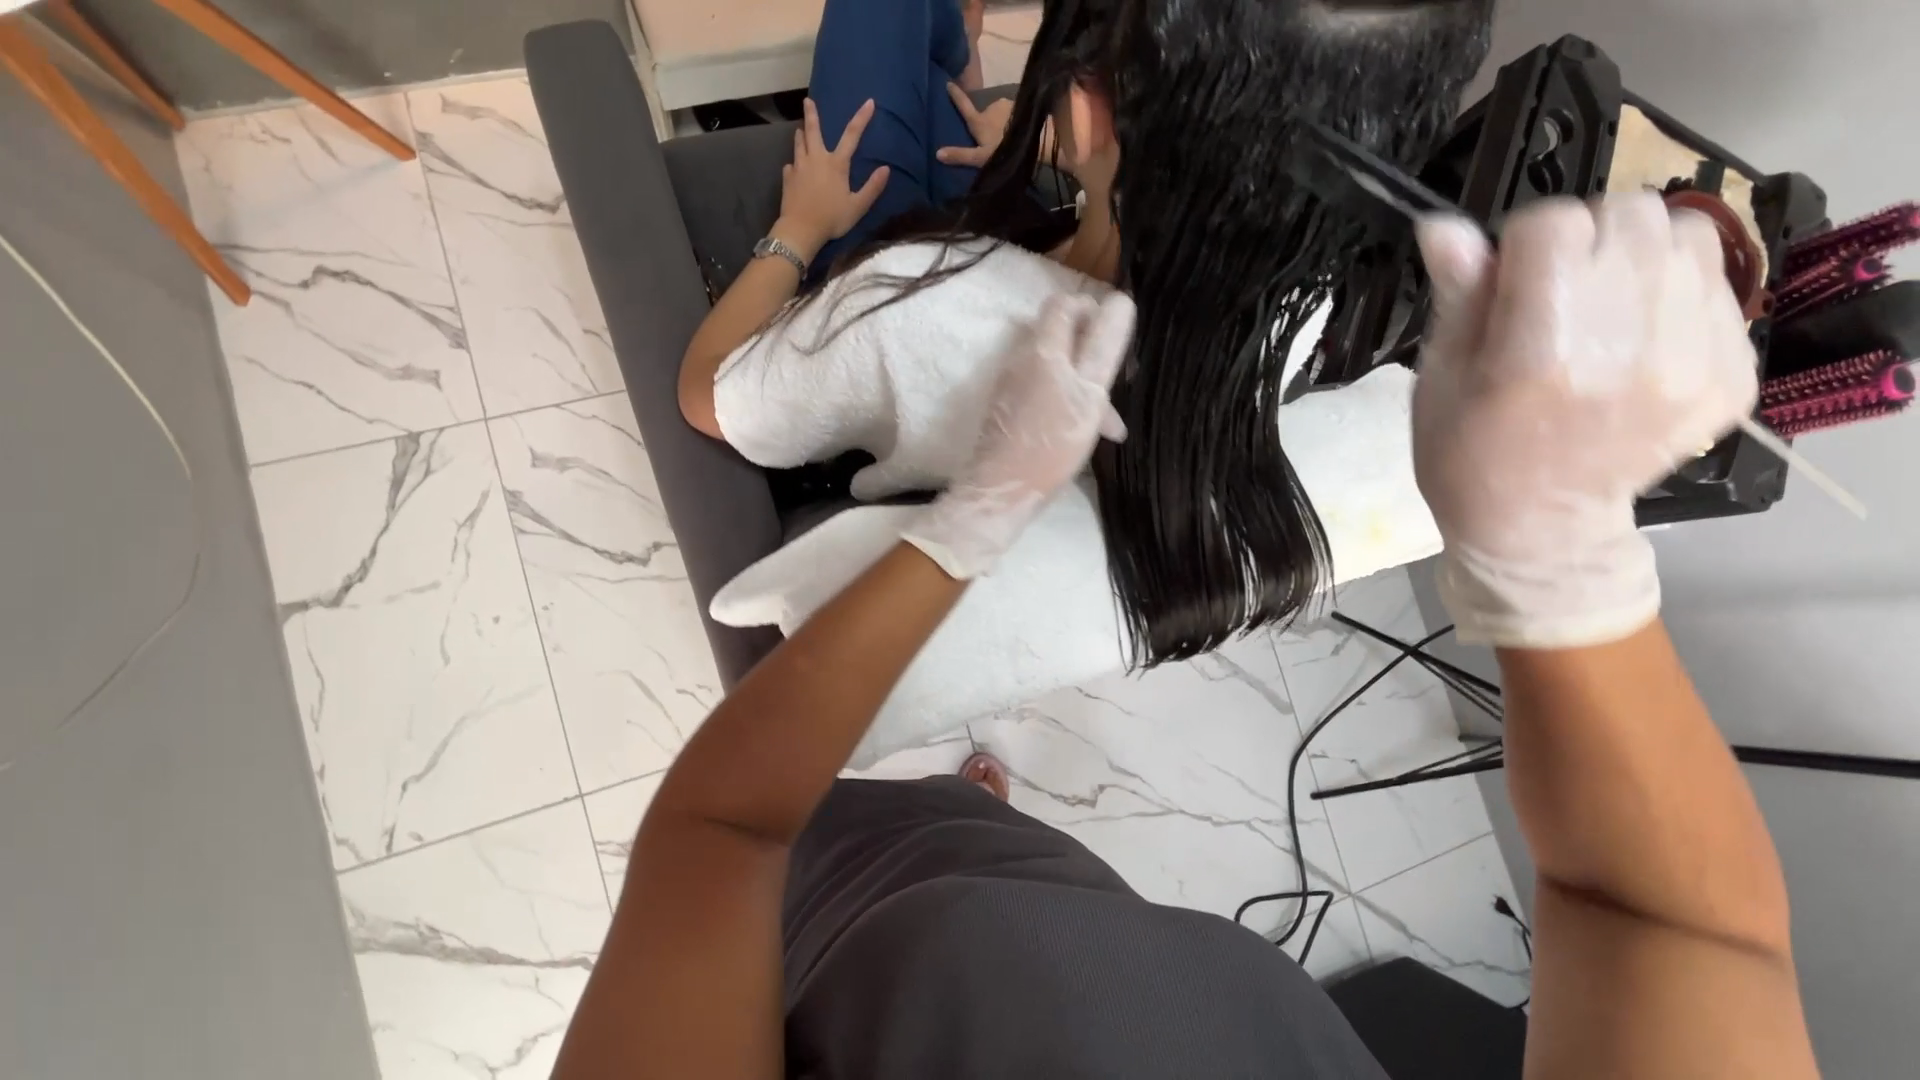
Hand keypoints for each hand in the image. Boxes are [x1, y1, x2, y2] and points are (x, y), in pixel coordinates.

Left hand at [776, 98, 889, 253]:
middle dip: (811, 114)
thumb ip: (872, 187)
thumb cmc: (832, 219)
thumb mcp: (858, 206)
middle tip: (807, 101)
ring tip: (800, 130)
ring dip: (801, 135)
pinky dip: (794, 164)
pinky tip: (794, 168)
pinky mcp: (787, 178)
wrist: (801, 229)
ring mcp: (799, 167)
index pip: (852, 135)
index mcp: (836, 164)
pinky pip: (791, 166)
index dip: (862, 118)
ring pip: (799, 144)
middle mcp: (816, 159)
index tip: (869, 102)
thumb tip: (886, 169)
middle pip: (812, 131)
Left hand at [904, 292, 1134, 578]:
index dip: (1093, 310)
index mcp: (1042, 349)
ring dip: (1084, 384)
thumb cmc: (1052, 443)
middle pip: (1060, 336)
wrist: (1003, 490)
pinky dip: (1066, 401)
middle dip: (1093, 353)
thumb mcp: (1090, 393)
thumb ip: (1103, 345)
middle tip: (1118, 382)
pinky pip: (1042, 390)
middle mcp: (1020, 359)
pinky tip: (1083, 432)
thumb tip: (1120, 301)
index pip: (1064, 304)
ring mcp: (1010, 385)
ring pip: (1055, 368)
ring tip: (1108, 422)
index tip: (1116, 338)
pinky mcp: (1007, 409)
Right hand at [935, 84, 1052, 167]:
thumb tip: (937, 153)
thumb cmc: (1004, 150)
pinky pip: (1013, 110)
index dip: (956, 95)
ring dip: (1002, 121)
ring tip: (1008, 136)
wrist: (1034, 140)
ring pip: (1000, 111)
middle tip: (993, 138)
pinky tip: (1019, 130)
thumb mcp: (980, 158)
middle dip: (988, 121)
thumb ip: (960, 155)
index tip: (948, 83)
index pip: (964, 106)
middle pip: (985, 112)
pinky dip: (1014, 118)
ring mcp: (1006, 104)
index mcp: (979, 121)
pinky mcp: (1020, 104)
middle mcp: (991, 107)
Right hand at [1411, 194, 1758, 647]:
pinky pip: (1718, 286)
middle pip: (1628, 215)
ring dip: (1637, 256)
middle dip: (1583, 240)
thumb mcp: (1438, 378)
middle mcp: (1627, 348)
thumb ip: (1457, 295)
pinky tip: (1638, 338)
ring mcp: (1691, 363)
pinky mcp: (1730, 377)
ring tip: (1604, 305)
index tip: (1506, 279)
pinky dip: (1675, 295)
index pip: (1553, 224)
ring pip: (1686, 236)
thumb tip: (1444, 226)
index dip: (1521, 243)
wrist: (1538, 529)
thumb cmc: (1466, 454)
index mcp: (1539, 353)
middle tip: (1556, 291)